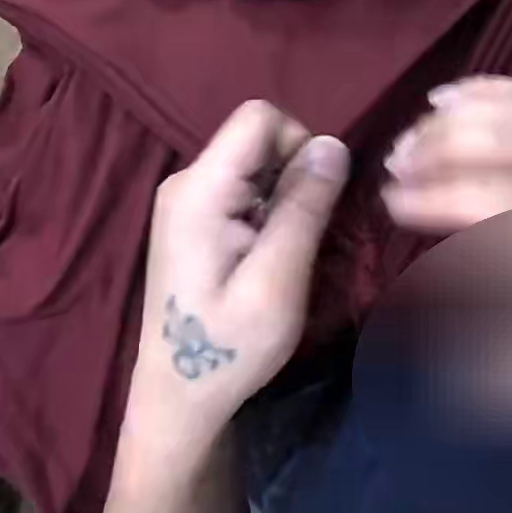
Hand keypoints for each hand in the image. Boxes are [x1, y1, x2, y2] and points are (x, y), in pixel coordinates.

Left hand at [127, 102, 349, 462]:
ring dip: (284, 195)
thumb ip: (304, 208)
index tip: (313, 200)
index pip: (259, 118)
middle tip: (302, 238)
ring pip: (255, 162)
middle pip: (258, 138)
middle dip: (295, 174)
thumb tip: (333, 144)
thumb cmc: (229, 347)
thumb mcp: (277, 282)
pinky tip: (266, 254)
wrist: (178, 394)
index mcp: (199, 189)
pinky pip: (243, 186)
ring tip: (284, 252)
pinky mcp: (192, 214)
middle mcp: (186, 179)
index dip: (299, 144)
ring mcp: (186, 196)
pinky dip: (268, 208)